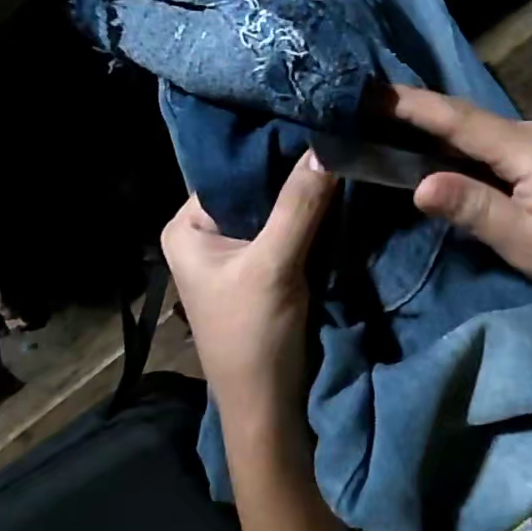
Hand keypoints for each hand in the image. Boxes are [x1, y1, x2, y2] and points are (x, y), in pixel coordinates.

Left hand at [160, 155, 338, 414]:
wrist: (270, 406)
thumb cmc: (254, 338)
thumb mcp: (273, 266)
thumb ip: (298, 207)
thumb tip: (326, 145)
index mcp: (186, 227)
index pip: (232, 171)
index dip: (273, 150)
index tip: (316, 123)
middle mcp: (207, 234)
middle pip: (257, 190)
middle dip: (295, 174)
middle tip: (338, 138)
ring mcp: (239, 254)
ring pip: (278, 211)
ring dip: (309, 198)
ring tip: (344, 161)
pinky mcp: (268, 271)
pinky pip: (292, 233)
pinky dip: (315, 222)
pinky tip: (342, 199)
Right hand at [389, 85, 531, 315]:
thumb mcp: (527, 243)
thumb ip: (475, 209)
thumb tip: (419, 185)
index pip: (462, 121)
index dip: (414, 105)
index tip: (370, 91)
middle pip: (467, 117)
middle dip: (416, 109)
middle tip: (365, 104)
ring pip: (477, 127)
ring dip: (434, 124)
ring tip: (385, 119)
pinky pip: (490, 142)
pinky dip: (456, 142)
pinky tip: (430, 145)